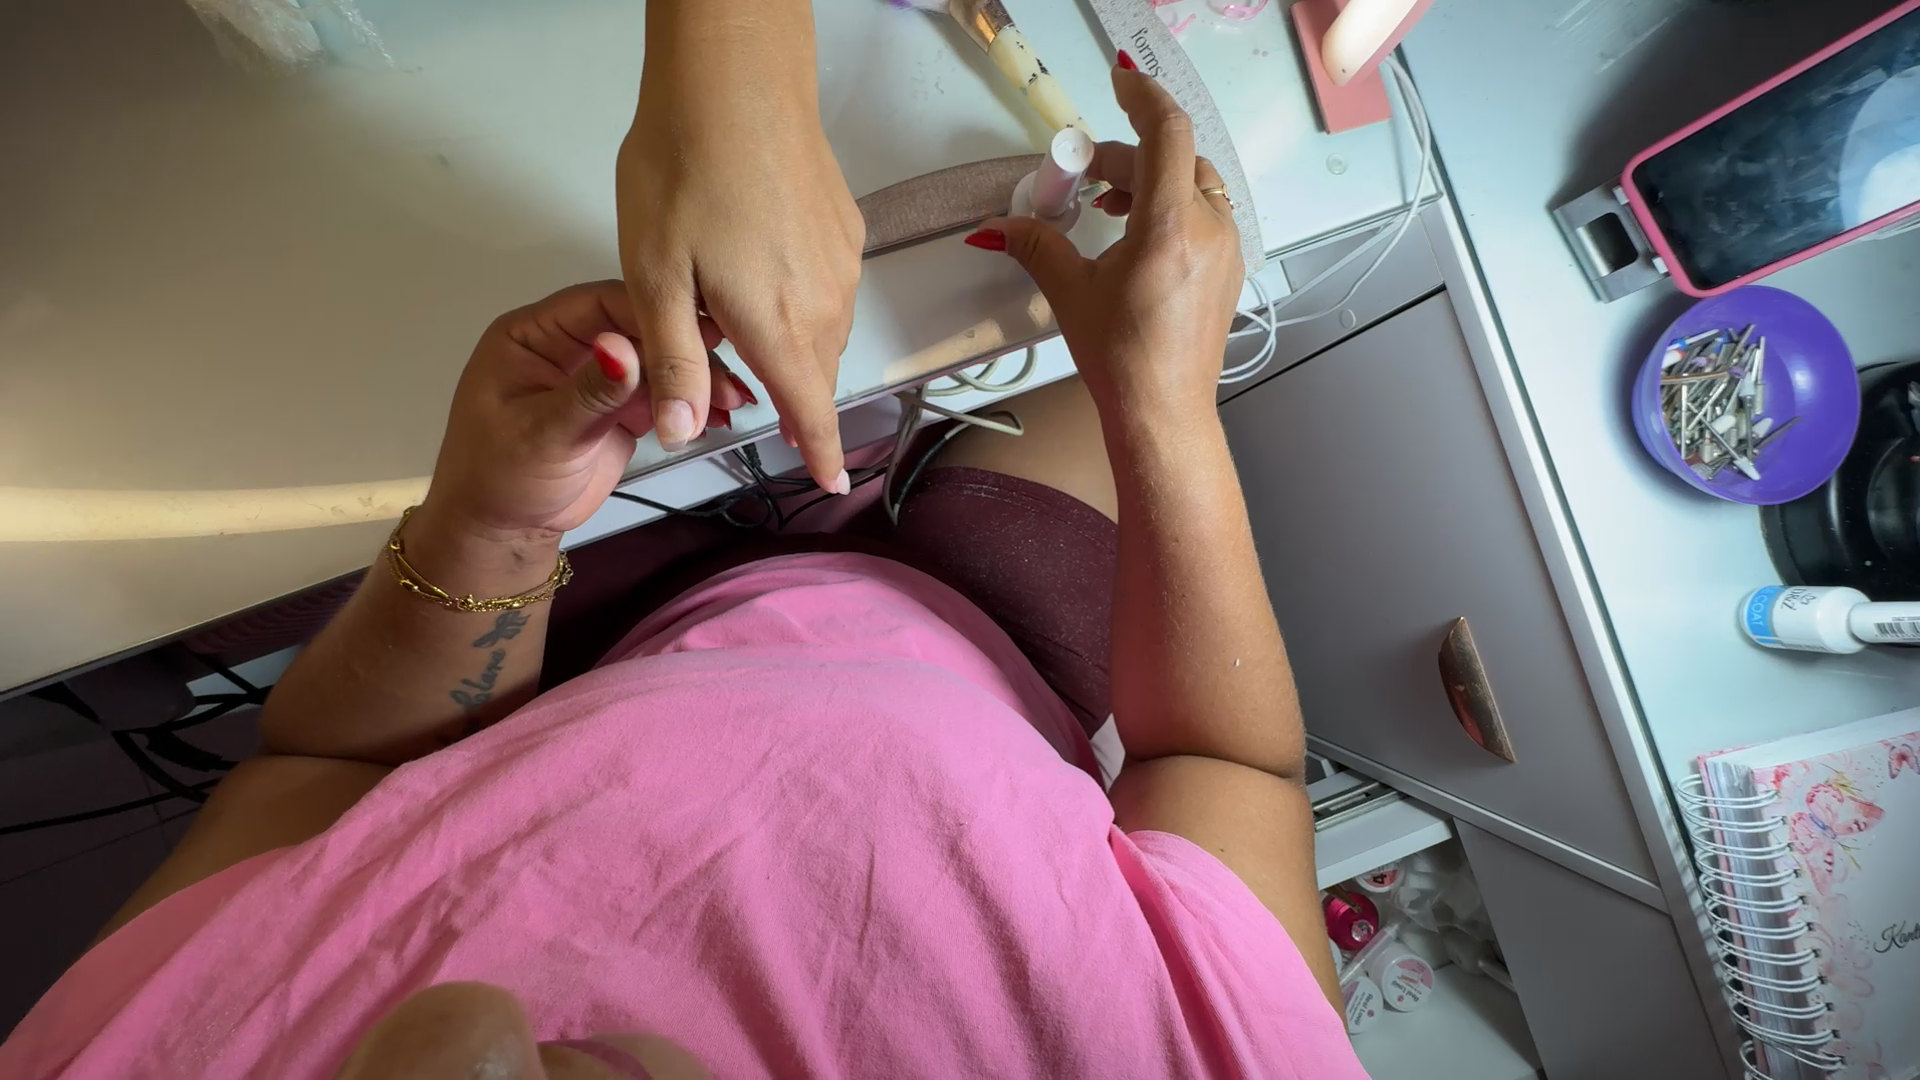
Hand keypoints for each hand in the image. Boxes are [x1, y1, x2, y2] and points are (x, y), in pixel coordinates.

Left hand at [420, 281, 747, 545]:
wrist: (508, 528)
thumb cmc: (502, 476)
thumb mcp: (544, 432)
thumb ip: (589, 392)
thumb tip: (623, 348)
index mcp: (536, 336)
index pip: (601, 306)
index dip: (651, 313)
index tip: (699, 329)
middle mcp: (571, 347)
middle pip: (639, 333)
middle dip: (684, 354)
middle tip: (727, 374)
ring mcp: (600, 378)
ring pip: (657, 365)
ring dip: (695, 382)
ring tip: (733, 402)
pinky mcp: (621, 409)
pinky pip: (663, 396)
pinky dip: (690, 406)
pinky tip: (718, 415)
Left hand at [616, 57, 862, 493]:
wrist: (739, 76)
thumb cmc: (687, 167)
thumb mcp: (655, 271)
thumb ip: (674, 359)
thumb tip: (684, 431)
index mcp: (777, 325)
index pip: (809, 411)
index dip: (821, 453)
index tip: (834, 482)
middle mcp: (825, 305)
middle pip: (813, 375)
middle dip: (789, 394)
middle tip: (748, 387)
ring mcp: (843, 269)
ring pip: (824, 335)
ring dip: (793, 345)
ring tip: (745, 312)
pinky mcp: (848, 237)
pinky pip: (832, 293)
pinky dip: (805, 304)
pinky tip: (770, 265)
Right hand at [967, 59, 1242, 421]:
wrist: (1162, 411)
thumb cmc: (1122, 359)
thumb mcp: (1072, 294)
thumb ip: (1037, 246)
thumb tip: (997, 226)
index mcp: (1169, 228)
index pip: (1165, 132)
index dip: (1140, 99)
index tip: (1116, 86)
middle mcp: (1208, 229)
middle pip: (1174, 158)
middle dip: (1128, 156)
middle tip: (1088, 176)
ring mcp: (1226, 248)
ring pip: (1193, 184)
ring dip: (1152, 179)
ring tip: (1112, 205)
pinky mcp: (1229, 268)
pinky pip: (1206, 213)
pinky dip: (1173, 205)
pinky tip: (1141, 234)